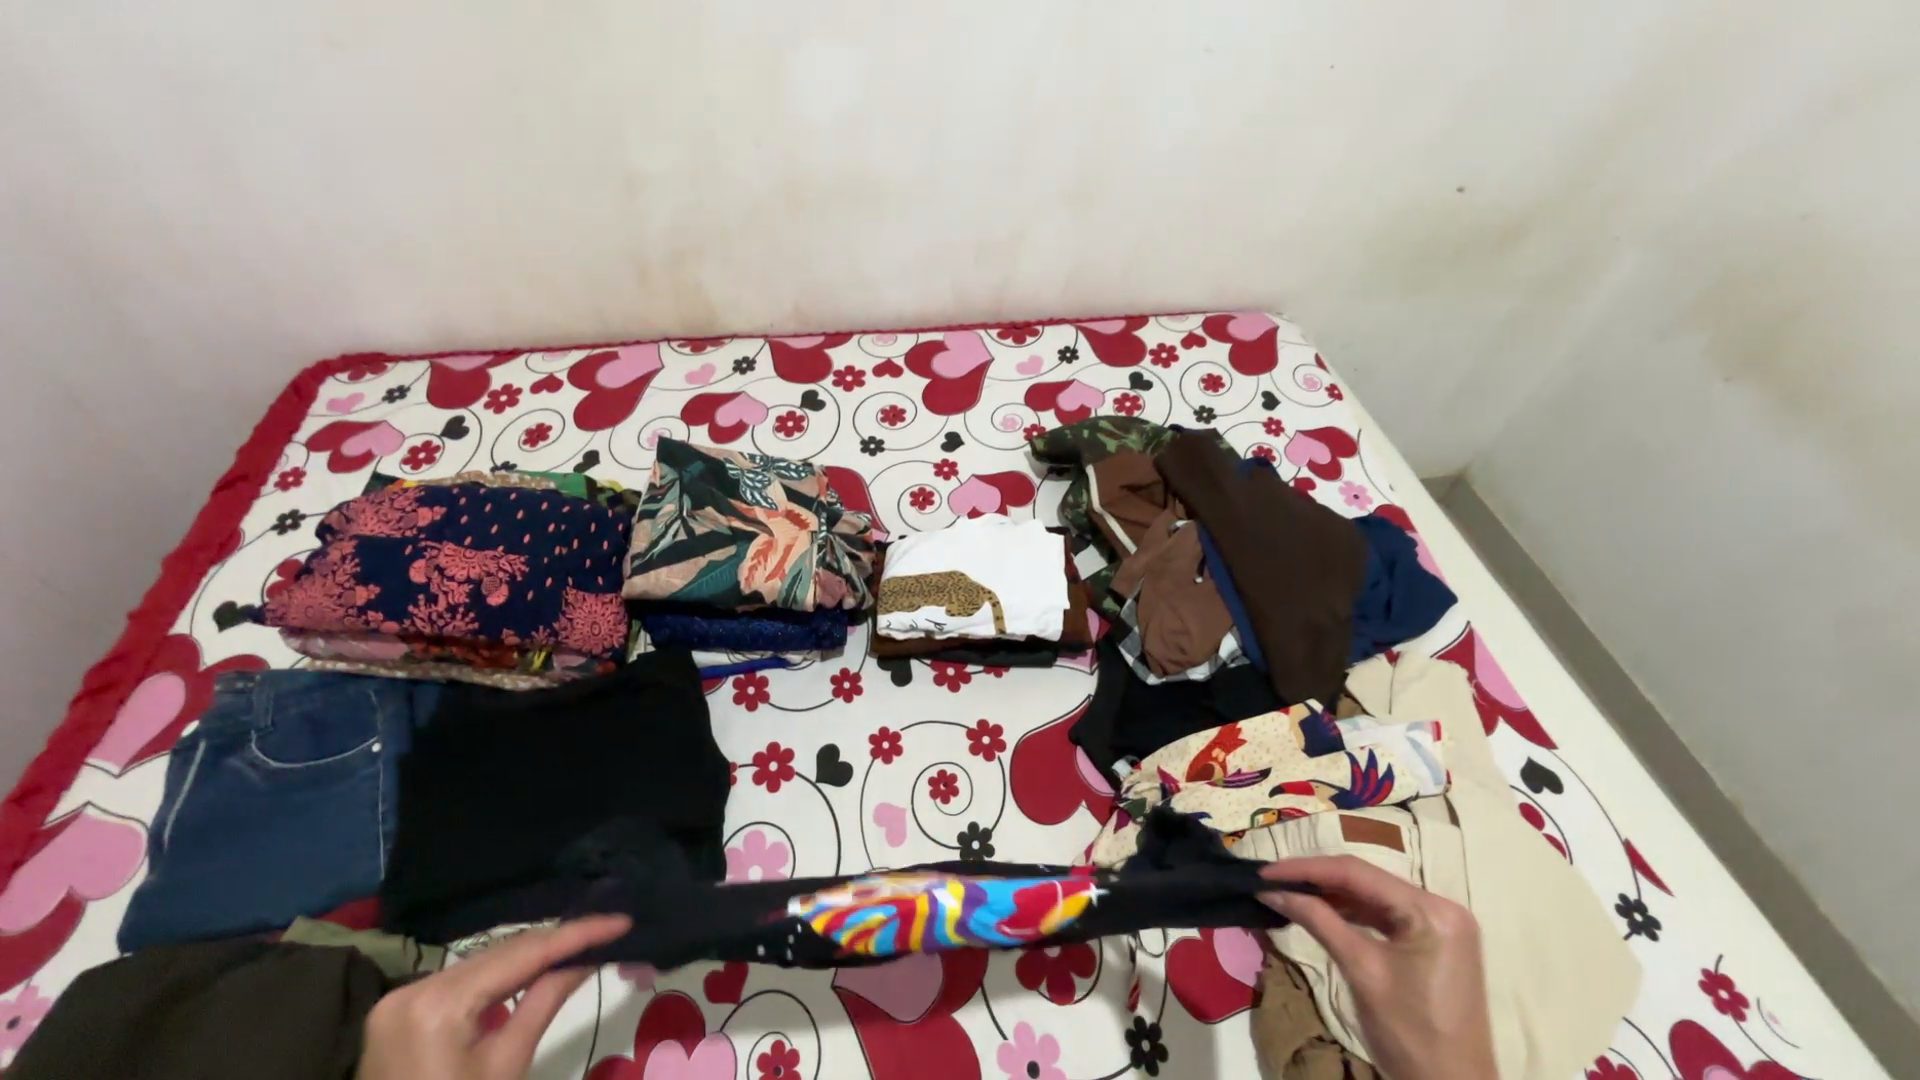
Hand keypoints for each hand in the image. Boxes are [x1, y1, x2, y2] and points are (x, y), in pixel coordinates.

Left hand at [357, 915, 630, 1079]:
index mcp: (439, 1003)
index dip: (576, 934)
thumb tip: (589, 956)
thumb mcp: (508, 1063)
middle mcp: (414, 988)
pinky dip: (500, 976)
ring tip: (582, 944)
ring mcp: (401, 999)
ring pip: (483, 963)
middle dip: (556, 942)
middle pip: (501, 953)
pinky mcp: (400, 1011)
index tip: (621, 921)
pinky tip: (535, 970)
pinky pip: (463, 980)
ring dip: (531, 956)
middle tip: (608, 930)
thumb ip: (546, 999)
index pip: (522, 954)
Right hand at [1260, 857, 1495, 1079]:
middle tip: (1271, 879)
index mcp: (1431, 910)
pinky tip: (1319, 910)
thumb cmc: (1409, 1033)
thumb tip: (1271, 891)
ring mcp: (1441, 923)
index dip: (1306, 868)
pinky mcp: (1434, 940)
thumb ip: (1317, 920)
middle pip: (1366, 879)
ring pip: (1373, 894)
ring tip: (1288, 891)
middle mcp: (1442, 905)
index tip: (1265, 872)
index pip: (1357, 873)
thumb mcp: (1360, 969)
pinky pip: (1384, 914)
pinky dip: (1351, 912)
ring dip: (1331, 893)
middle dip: (1316, 878)